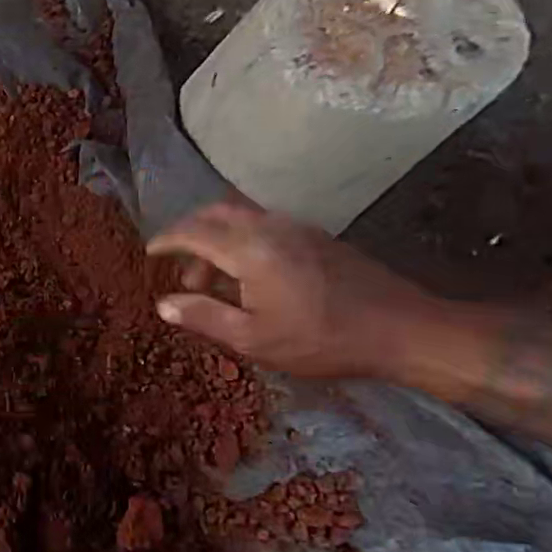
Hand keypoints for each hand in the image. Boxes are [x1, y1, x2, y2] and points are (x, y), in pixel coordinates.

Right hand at [147, 202, 441, 380]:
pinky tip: (247, 275)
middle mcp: (270, 227)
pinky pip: (263, 225)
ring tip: (212, 280)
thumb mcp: (253, 339)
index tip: (150, 253)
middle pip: (216, 213)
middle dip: (189, 233)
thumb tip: (163, 304)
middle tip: (178, 265)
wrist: (402, 329)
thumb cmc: (321, 339)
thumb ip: (203, 317)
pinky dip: (241, 240)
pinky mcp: (316, 236)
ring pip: (241, 217)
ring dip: (216, 238)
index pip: (194, 231)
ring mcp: (297, 228)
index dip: (166, 239)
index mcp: (250, 250)